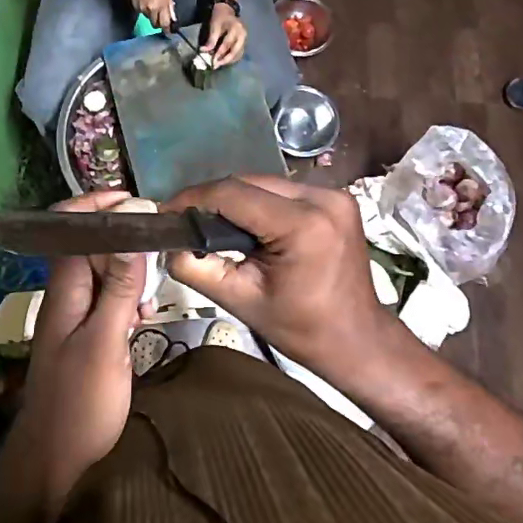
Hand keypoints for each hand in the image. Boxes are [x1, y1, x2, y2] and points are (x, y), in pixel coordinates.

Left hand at [10, 190, 146, 503]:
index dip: (96, 205)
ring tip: (156, 282)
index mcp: (63, 289)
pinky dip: (128, 296)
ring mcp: (76, 316)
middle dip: (123, 236)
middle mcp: (66, 295)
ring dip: (129, 269)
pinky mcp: (88, 336)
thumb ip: (118, 287)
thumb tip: (134, 228)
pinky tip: (143, 314)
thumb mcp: (106, 341)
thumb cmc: (80, 403)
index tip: (136, 201)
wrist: (56, 461)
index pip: (69, 227)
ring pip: (102, 272)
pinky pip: (108, 299)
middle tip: (161, 243)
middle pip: (89, 245)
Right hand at [118, 0, 175, 31]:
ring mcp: (143, 9)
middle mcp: (152, 9)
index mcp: (161, 4)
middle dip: (159, 23)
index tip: (169, 32)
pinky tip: (145, 0)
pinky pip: (143, 12)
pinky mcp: (136, 8)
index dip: (167, 29)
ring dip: (152, 15)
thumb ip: (169, 5)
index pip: (165, 23)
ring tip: (152, 3)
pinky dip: (145, 9)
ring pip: (149, 18)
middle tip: (161, 19)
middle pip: (156, 24)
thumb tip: (173, 18)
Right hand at [161, 176, 398, 383]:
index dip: (193, 199)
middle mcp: (323, 197)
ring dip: (234, 200)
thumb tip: (168, 246)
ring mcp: (334, 194)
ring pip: (265, 183)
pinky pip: (283, 191)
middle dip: (211, 199)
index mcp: (303, 224)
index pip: (232, 194)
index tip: (165, 213)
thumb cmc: (302, 329)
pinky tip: (244, 224)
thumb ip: (198, 269)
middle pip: (249, 182)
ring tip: (209, 224)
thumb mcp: (241, 301)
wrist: (357, 340)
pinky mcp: (336, 198)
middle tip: (183, 221)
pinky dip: (258, 203)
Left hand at [202, 3, 246, 65]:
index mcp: (236, 28)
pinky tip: (225, 61)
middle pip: (235, 51)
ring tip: (219, 64)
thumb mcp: (214, 26)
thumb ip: (211, 39)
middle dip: (225, 60)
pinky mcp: (244, 42)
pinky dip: (232, 58)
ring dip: (228, 60)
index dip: (219, 53)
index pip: (227, 44)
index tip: (212, 61)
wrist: (227, 10)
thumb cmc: (219, 17)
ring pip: (238, 53)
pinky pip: (239, 53)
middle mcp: (243, 34)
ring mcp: (245, 39)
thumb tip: (204, 51)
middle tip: (216, 66)